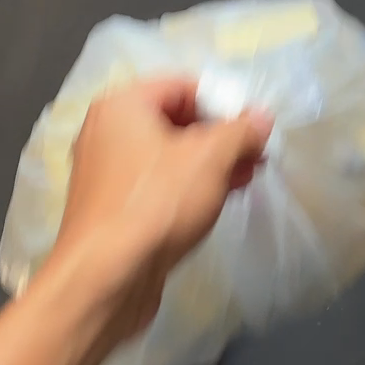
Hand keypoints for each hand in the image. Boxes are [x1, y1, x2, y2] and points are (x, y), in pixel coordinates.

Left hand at [43, 76, 272, 342]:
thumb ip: (240, 132)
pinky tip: (217, 201)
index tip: (254, 125)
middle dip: (220, 135)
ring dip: (209, 164)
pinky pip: (156, 184)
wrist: (104, 279)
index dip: (222, 100)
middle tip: (257, 154)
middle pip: (174, 119)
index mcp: (122, 105)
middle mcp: (107, 132)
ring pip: (167, 155)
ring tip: (246, 178)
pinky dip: (187, 186)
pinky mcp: (112, 208)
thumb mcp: (210, 159)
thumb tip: (260, 117)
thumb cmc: (157, 204)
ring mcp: (106, 172)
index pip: (181, 85)